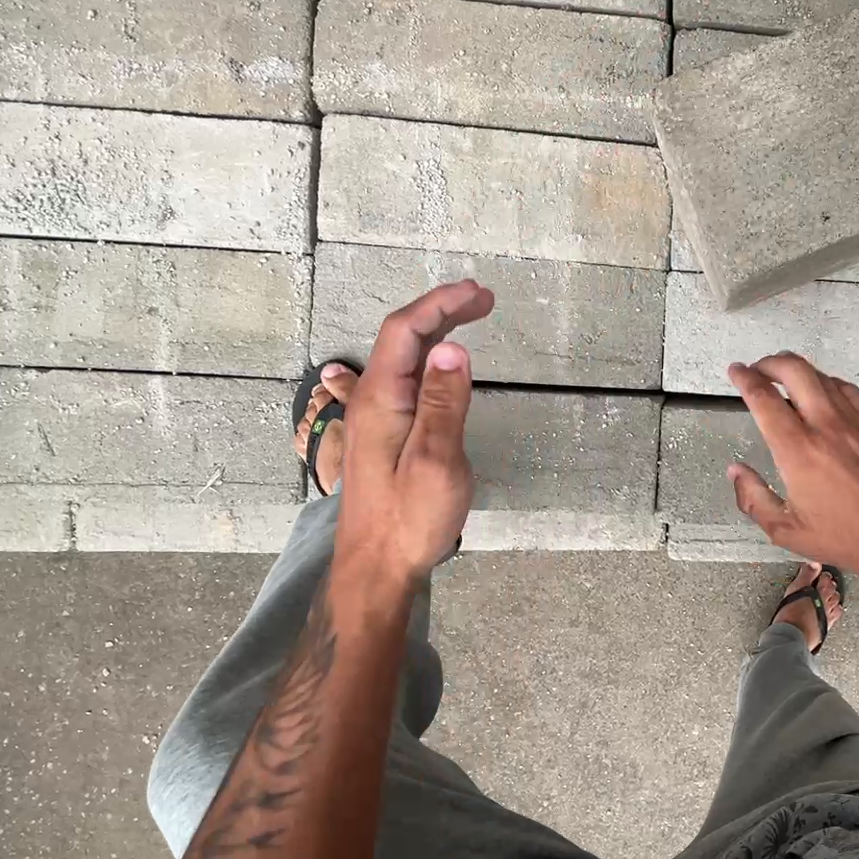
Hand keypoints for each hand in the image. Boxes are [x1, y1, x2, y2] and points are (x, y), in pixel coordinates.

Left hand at [333, 280, 495, 586]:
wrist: (377, 566)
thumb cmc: (410, 517)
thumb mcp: (435, 459)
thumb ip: (443, 402)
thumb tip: (452, 348)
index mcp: (382, 399)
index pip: (404, 332)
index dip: (440, 304)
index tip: (479, 293)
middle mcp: (374, 400)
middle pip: (402, 338)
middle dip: (441, 310)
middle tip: (485, 299)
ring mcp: (378, 418)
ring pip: (405, 358)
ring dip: (437, 330)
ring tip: (472, 317)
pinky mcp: (388, 434)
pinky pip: (409, 379)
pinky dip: (433, 357)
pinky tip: (445, 363)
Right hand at [726, 353, 858, 588]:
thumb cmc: (846, 537)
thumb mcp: (787, 531)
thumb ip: (753, 499)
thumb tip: (735, 471)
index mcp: (797, 449)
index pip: (764, 398)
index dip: (745, 378)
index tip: (735, 371)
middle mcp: (824, 424)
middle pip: (793, 370)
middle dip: (769, 362)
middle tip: (757, 369)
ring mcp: (854, 419)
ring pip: (820, 375)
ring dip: (796, 369)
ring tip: (783, 376)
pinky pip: (846, 389)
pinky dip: (826, 382)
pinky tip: (821, 391)